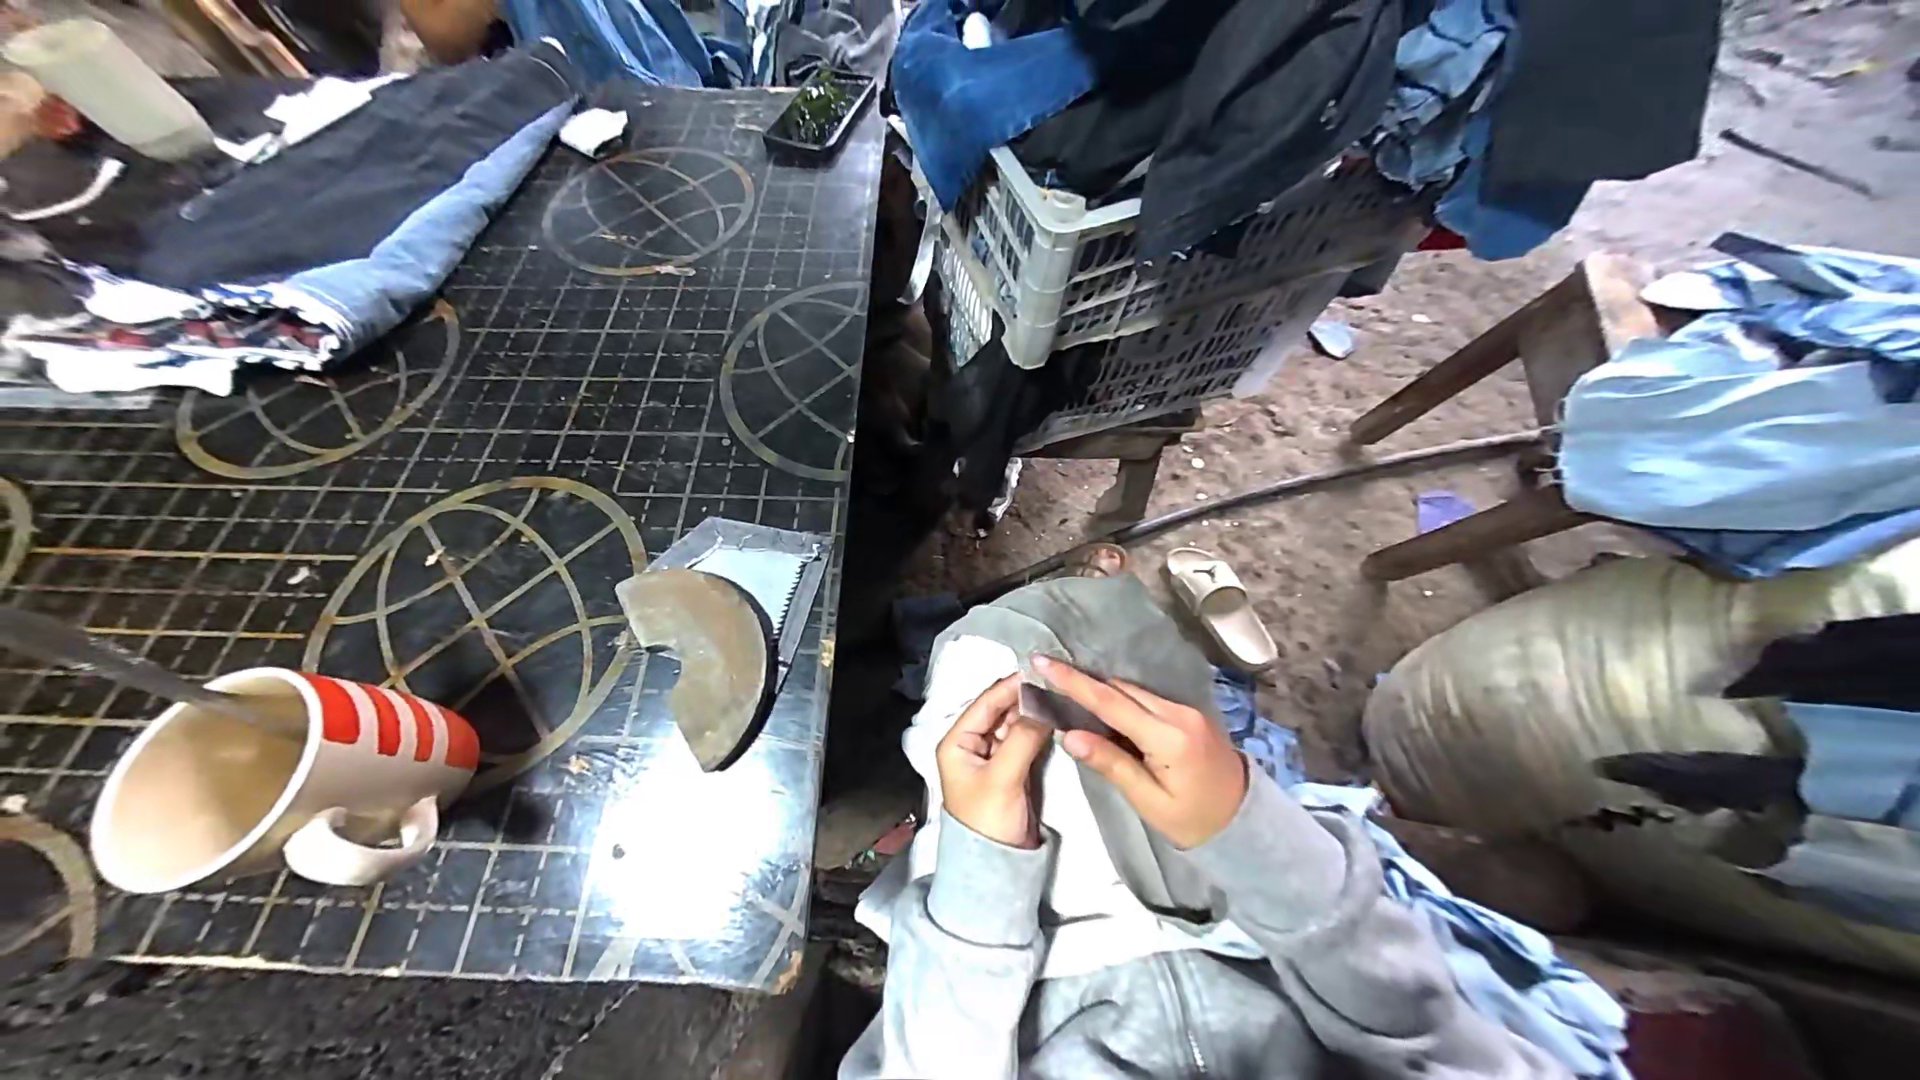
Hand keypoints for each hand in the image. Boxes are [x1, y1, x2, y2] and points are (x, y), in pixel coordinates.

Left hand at [936, 674, 1051, 848]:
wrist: (996, 869)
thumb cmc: (989, 821)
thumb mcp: (1003, 778)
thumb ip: (1022, 737)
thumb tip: (1044, 701)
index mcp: (956, 742)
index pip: (985, 703)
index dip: (1010, 686)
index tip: (1039, 671)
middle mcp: (972, 743)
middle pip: (1000, 710)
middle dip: (1025, 696)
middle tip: (1056, 681)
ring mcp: (992, 755)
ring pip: (1014, 723)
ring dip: (1034, 711)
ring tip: (1060, 693)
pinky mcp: (1010, 767)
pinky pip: (1024, 739)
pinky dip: (1038, 728)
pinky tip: (1056, 716)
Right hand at [1036, 656, 1247, 848]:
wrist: (1246, 822)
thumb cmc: (1194, 820)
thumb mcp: (1149, 802)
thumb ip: (1110, 763)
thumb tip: (1068, 735)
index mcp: (1168, 737)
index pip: (1110, 702)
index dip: (1073, 681)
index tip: (1042, 662)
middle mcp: (1178, 713)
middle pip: (1120, 688)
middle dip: (1082, 681)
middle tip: (1045, 675)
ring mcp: (1186, 709)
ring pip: (1132, 689)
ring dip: (1101, 689)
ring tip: (1065, 688)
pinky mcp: (1189, 712)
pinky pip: (1145, 696)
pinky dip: (1120, 697)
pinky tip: (1101, 704)